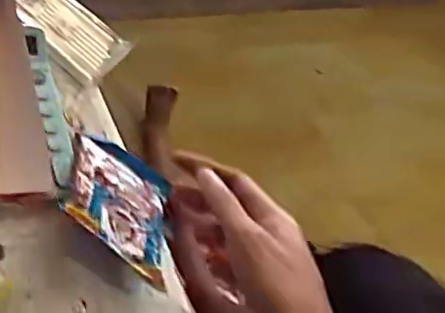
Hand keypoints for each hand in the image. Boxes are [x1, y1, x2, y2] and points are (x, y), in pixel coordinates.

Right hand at [169, 152, 329, 312]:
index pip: (235, 180)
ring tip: (177, 225)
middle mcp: (271, 234)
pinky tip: (196, 256)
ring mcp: (268, 261)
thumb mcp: (245, 237)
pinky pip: (229, 256)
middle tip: (169, 196)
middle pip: (230, 205)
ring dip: (201, 224)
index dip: (204, 166)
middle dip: (198, 197)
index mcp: (273, 218)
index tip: (172, 160)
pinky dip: (210, 250)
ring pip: (227, 231)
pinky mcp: (261, 284)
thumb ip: (223, 202)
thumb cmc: (275, 283)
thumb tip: (203, 171)